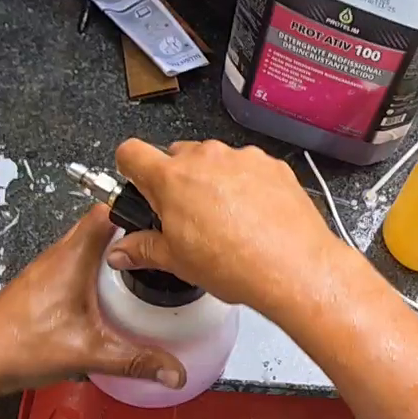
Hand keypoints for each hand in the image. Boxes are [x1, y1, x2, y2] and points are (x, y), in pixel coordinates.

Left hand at [0, 204, 186, 396]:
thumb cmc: (19, 347)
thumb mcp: (90, 353)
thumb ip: (136, 361)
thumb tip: (174, 372)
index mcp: (72, 258)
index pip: (106, 211)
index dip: (135, 209)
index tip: (161, 219)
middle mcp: (58, 256)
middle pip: (98, 225)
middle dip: (129, 231)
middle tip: (158, 246)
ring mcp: (46, 269)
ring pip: (85, 243)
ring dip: (111, 249)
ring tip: (141, 265)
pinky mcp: (40, 285)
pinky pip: (74, 262)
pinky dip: (94, 267)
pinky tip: (106, 292)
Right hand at [105, 139, 357, 315]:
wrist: (294, 266)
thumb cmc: (238, 263)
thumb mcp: (178, 263)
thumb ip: (143, 250)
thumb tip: (123, 251)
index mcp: (173, 178)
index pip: (131, 152)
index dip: (129, 168)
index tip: (137, 183)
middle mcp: (207, 159)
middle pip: (177, 156)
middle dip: (177, 181)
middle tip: (187, 215)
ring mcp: (243, 159)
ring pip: (216, 161)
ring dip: (214, 182)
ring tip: (226, 221)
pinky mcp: (272, 165)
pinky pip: (249, 167)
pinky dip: (247, 185)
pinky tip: (254, 216)